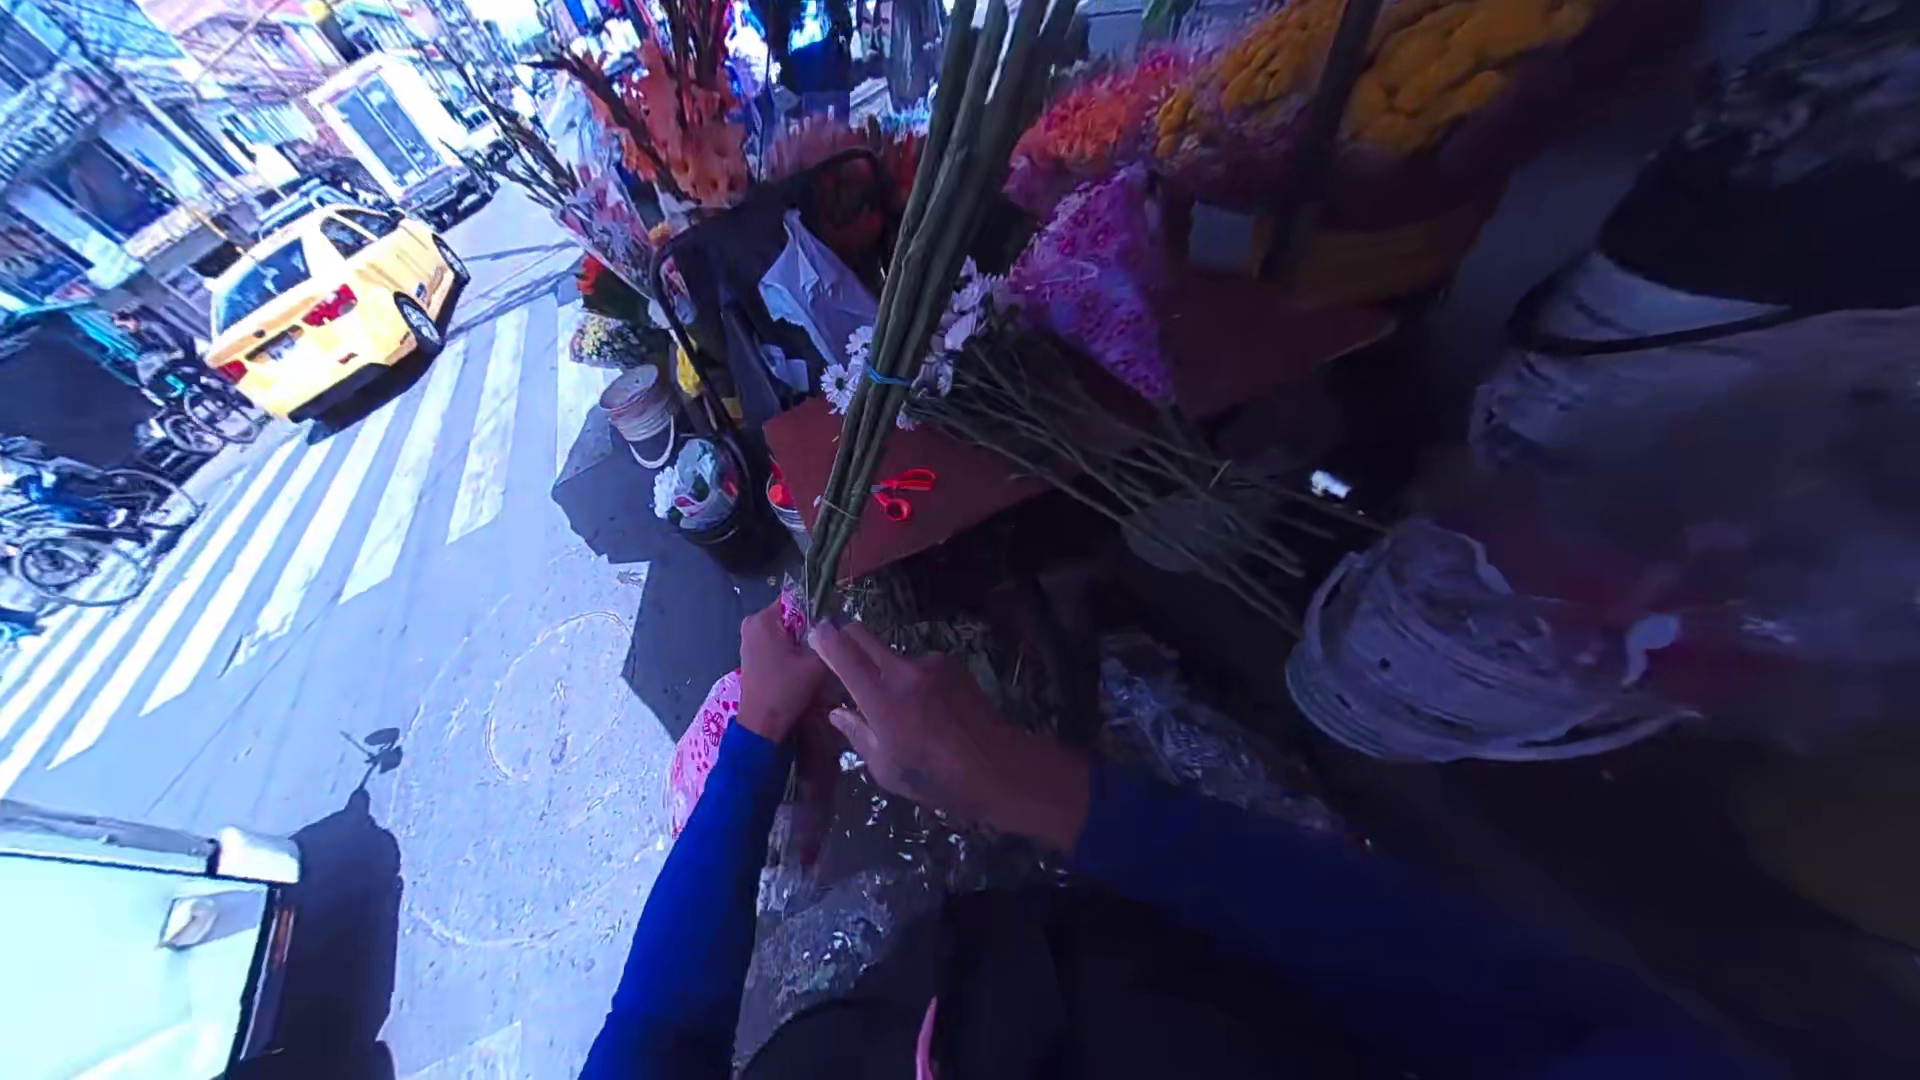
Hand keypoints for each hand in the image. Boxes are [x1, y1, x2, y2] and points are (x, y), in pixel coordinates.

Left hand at [736, 602, 828, 742]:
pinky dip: (789, 648)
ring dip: (800, 639)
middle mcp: (752, 623)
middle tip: (824, 645)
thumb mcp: (816, 662)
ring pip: (785, 628)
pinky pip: (776, 640)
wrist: (761, 725)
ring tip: (814, 657)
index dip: (817, 611)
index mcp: (764, 619)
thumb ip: (827, 638)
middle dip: (808, 626)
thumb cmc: (786, 691)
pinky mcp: (751, 652)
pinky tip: (800, 664)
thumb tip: (835, 623)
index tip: (830, 627)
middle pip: (791, 614)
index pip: (797, 599)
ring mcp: (749, 638)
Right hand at [808, 619, 1090, 850]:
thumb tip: (836, 711)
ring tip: (901, 705)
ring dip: (886, 668)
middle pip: (864, 634)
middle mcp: (902, 670)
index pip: (842, 652)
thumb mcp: (885, 768)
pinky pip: (920, 664)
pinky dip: (914, 678)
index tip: (814, 634)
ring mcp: (930, 663)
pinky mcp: (951, 663)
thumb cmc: (934, 777)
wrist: (995, 765)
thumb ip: (856, 733)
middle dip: (847, 636)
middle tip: (841, 652)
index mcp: (880, 698)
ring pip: (893, 653)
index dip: (824, 638)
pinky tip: (929, 706)